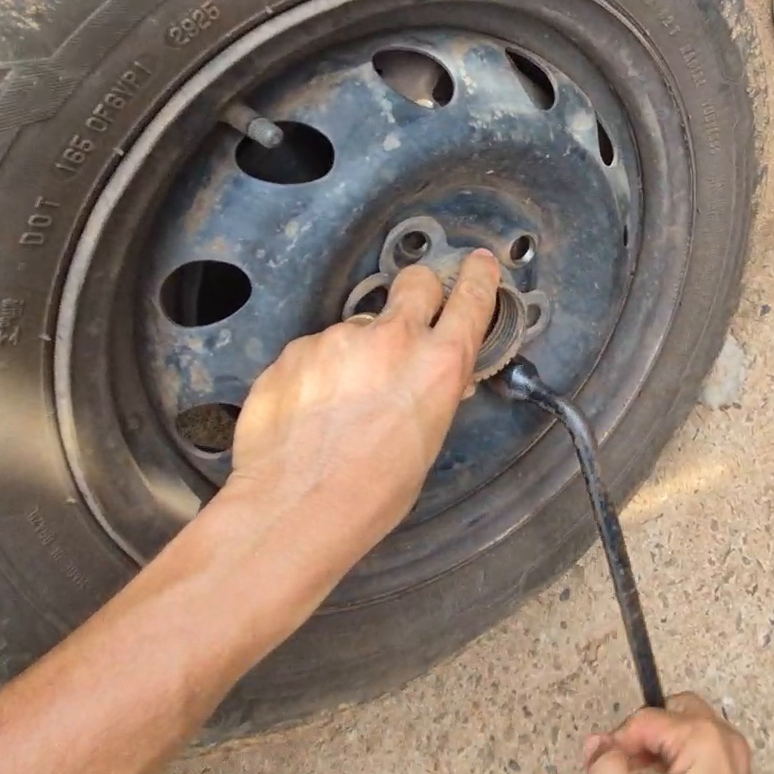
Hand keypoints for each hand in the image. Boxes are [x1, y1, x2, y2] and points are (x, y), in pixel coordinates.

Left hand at [221, 249, 500, 565]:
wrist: (297, 508)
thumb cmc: (373, 490)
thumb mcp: (429, 439)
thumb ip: (434, 392)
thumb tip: (436, 378)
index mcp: (439, 363)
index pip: (471, 298)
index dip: (477, 276)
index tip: (478, 265)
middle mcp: (393, 339)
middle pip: (416, 281)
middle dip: (418, 291)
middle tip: (409, 319)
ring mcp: (339, 339)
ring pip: (358, 325)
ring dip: (357, 349)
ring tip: (342, 400)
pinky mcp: (295, 349)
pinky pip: (315, 348)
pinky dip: (317, 370)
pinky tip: (311, 408)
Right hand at [585, 693, 756, 773]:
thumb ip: (606, 771)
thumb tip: (598, 747)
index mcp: (704, 740)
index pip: (646, 718)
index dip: (616, 741)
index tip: (599, 764)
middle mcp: (726, 745)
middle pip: (675, 714)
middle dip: (645, 736)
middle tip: (621, 767)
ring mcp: (737, 766)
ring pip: (689, 736)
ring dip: (660, 753)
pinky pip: (703, 759)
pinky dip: (678, 768)